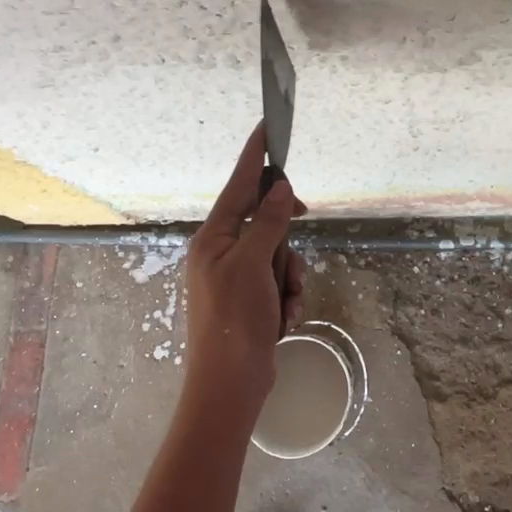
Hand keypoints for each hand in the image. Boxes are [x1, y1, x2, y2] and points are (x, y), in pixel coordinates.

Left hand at [184, 123, 306, 411]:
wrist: (230, 385)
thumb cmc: (234, 320)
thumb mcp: (253, 264)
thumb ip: (267, 222)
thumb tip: (279, 187)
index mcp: (212, 238)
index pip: (238, 185)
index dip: (255, 156)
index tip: (268, 126)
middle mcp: (221, 252)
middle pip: (265, 220)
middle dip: (286, 240)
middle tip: (298, 237)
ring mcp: (236, 277)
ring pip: (279, 252)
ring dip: (290, 275)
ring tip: (285, 302)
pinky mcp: (250, 299)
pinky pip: (280, 280)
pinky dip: (288, 296)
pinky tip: (283, 318)